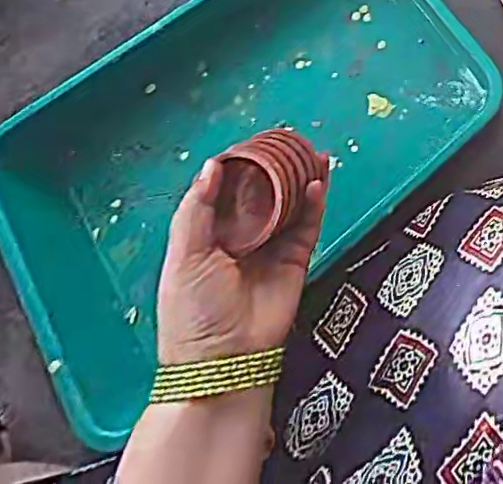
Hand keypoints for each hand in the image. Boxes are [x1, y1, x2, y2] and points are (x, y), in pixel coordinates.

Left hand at [155, 153, 329, 364]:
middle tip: (288, 140)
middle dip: (276, 167)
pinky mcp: (297, 256)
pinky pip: (309, 223)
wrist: (224, 362)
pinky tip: (318, 181)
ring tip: (311, 152)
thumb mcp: (184, 257)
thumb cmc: (194, 310)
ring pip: (290, 202)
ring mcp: (272, 245)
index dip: (240, 166)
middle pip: (263, 192)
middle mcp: (243, 235)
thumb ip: (197, 210)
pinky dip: (316, 201)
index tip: (253, 143)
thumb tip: (213, 164)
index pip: (227, 190)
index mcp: (210, 234)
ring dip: (301, 177)